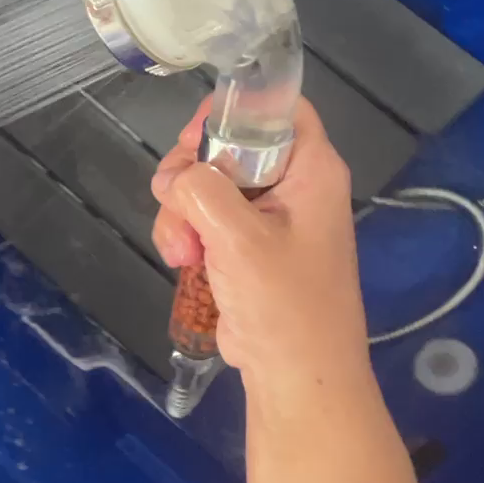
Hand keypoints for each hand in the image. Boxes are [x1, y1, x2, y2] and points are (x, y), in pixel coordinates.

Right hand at [149, 98, 370, 389]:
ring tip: (183, 251)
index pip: (278, 110)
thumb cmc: (284, 303)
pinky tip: (183, 260)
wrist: (294, 372)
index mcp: (310, 171)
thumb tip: (177, 179)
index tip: (192, 140)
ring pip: (202, 185)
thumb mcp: (241, 239)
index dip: (233, 111)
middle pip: (225, 146)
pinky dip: (183, 234)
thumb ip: (204, 191)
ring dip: (179, 213)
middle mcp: (288, 185)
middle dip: (188, 175)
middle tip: (173, 199)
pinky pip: (199, 218)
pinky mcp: (239, 244)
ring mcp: (262, 217)